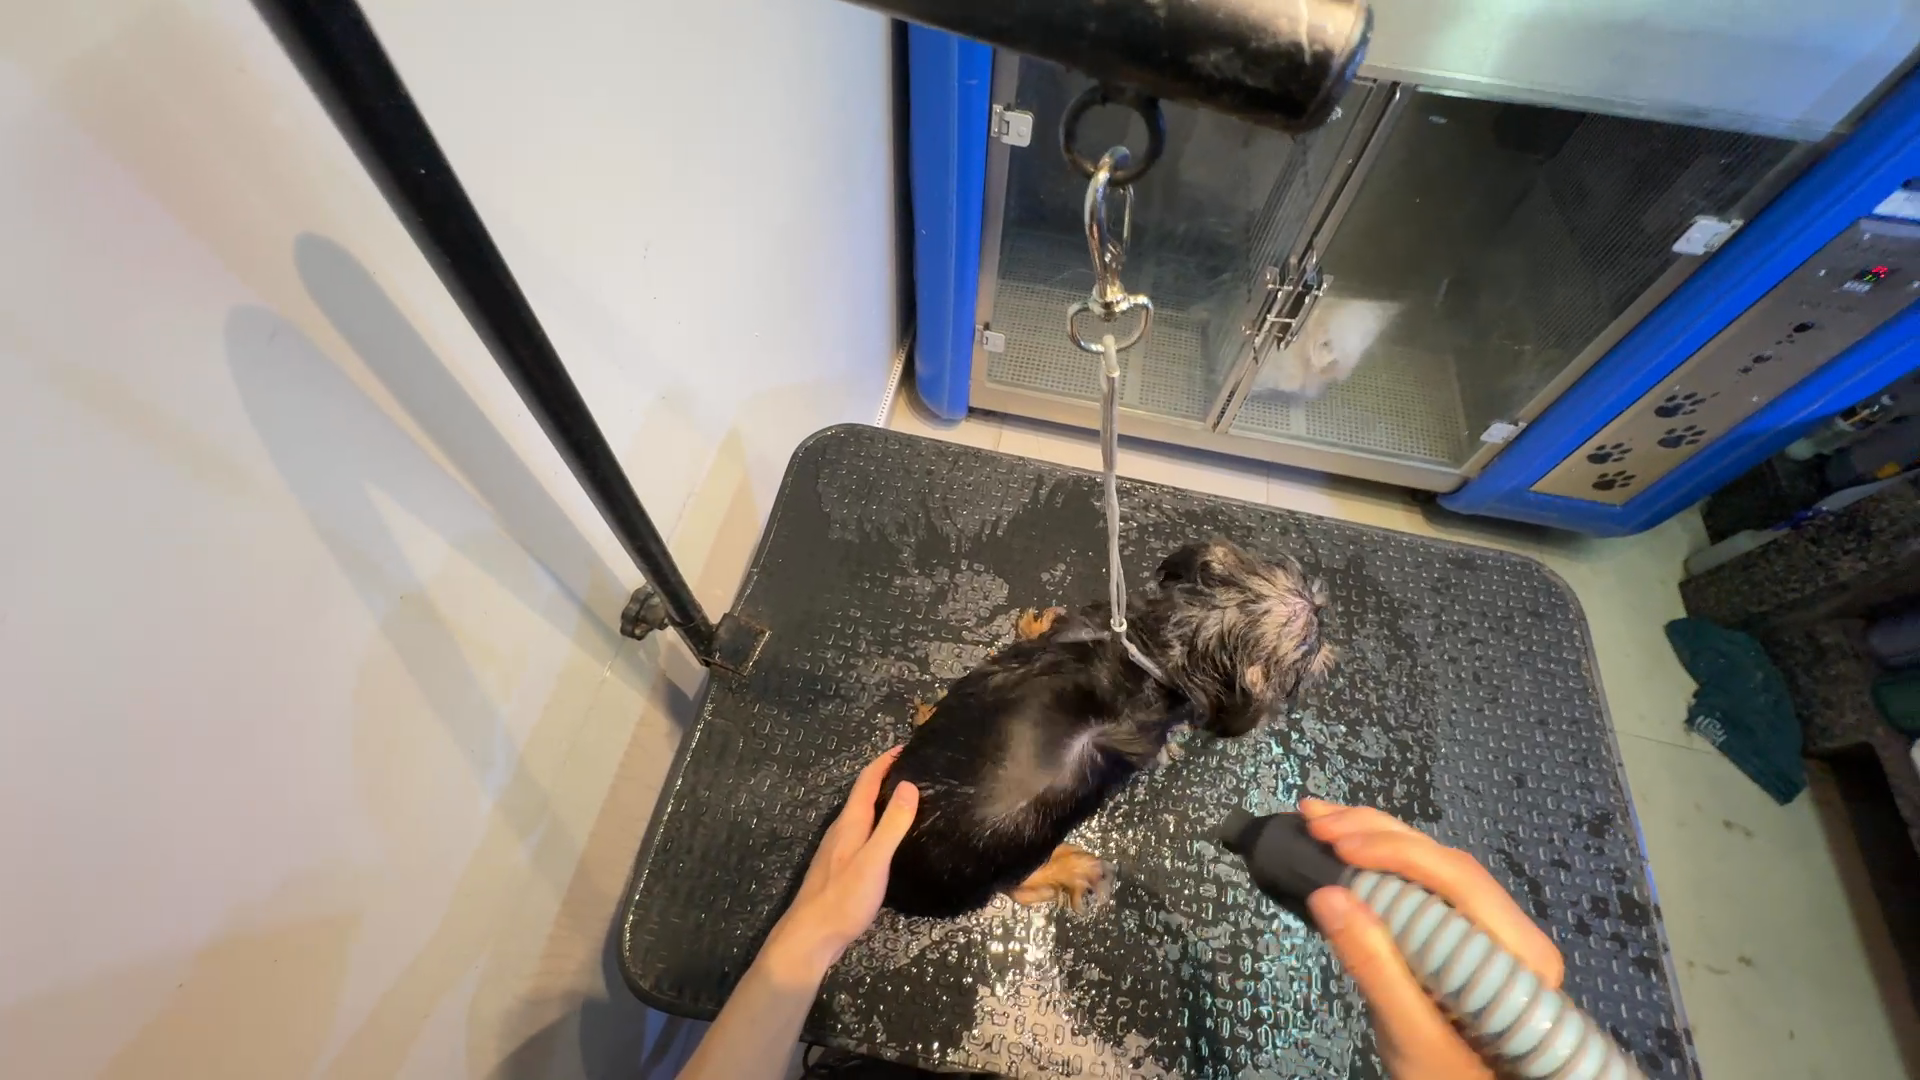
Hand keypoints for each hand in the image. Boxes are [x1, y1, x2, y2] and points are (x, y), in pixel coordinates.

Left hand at [760, 747, 918, 983]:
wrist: (810, 938)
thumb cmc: (843, 898)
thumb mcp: (874, 860)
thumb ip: (892, 825)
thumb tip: (909, 785)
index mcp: (850, 822)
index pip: (867, 781)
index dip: (885, 762)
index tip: (905, 748)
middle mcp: (842, 830)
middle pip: (864, 794)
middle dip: (886, 777)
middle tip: (914, 771)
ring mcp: (838, 849)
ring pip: (862, 815)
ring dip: (881, 801)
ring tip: (907, 800)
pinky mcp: (840, 867)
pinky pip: (862, 832)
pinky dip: (877, 823)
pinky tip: (888, 839)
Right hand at [1300, 799, 1564, 1079]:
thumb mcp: (1416, 1042)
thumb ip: (1379, 972)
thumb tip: (1326, 893)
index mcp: (1518, 955)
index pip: (1458, 878)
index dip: (1395, 851)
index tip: (1337, 846)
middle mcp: (1506, 931)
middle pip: (1439, 860)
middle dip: (1373, 832)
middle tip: (1314, 820)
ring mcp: (1479, 931)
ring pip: (1425, 861)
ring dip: (1367, 833)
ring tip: (1315, 815)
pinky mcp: (1451, 937)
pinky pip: (1415, 882)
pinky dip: (1372, 855)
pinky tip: (1338, 841)